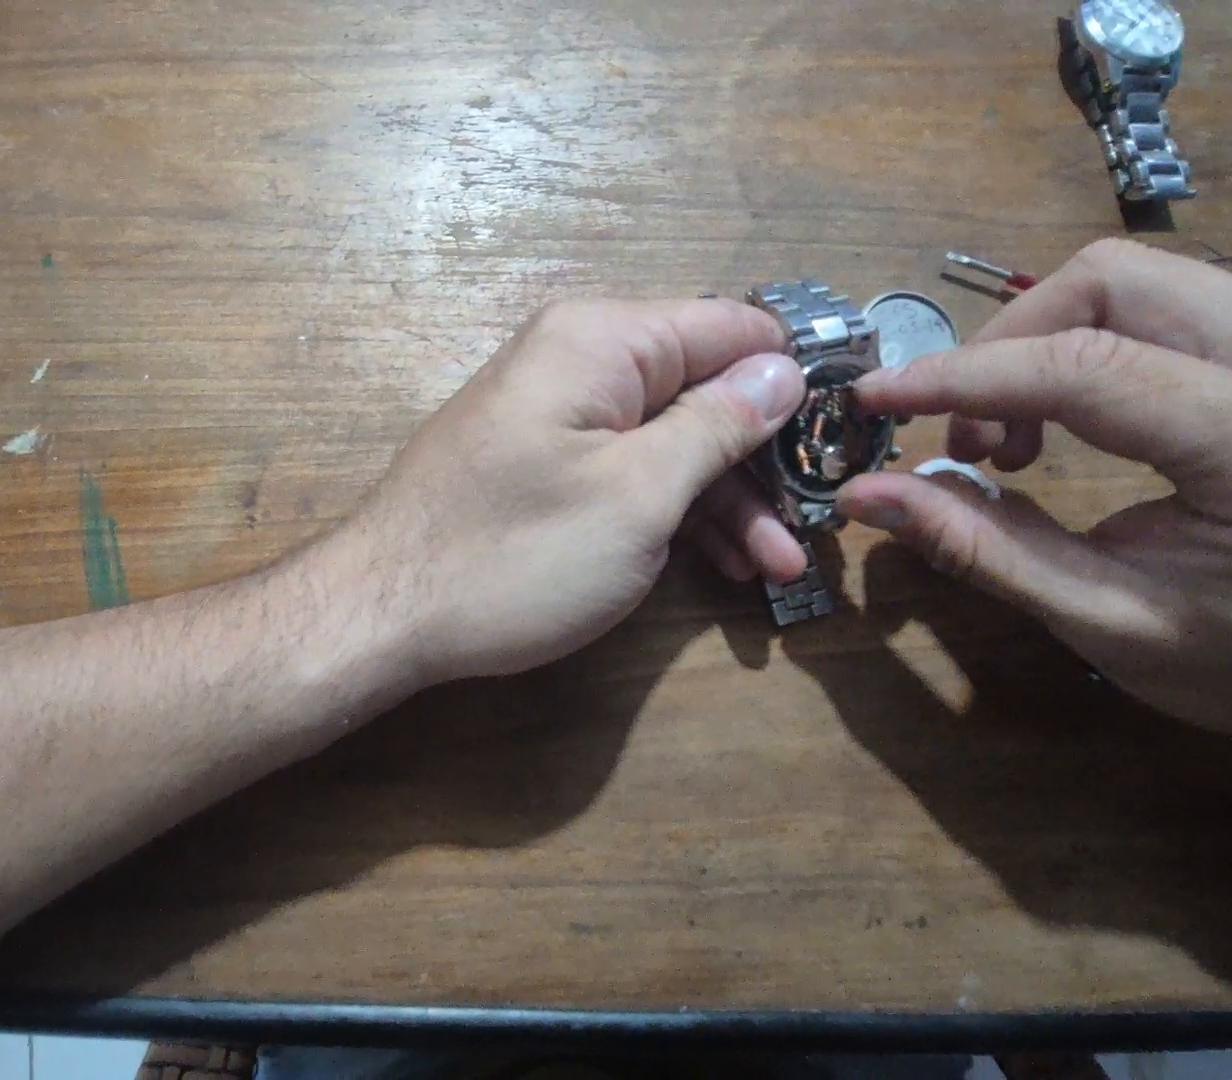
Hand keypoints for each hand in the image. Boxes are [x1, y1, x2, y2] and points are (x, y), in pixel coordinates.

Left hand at [343, 298, 806, 683]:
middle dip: (759, 458)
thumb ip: (715, 425)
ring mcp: (556, 416)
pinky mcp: (542, 465)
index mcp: (602, 340)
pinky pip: (625, 471)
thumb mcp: (636, 495)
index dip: (793, 372)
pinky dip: (671, 512)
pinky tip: (719, 562)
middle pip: (700, 389)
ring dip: (724, 500)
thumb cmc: (513, 554)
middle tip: (813, 526)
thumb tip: (778, 370)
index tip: (847, 427)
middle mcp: (578, 361)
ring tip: (776, 566)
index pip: (729, 324)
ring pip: (667, 441)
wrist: (384, 614)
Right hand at [834, 239, 1231, 774]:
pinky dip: (1069, 354)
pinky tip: (1054, 427)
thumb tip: (864, 495)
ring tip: (1004, 445)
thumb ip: (980, 548)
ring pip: (1130, 282)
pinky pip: (1153, 308)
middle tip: (960, 440)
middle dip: (1001, 350)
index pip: (1098, 369)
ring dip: (1030, 351)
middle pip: (1114, 282)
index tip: (875, 398)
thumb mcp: (1102, 622)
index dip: (966, 376)